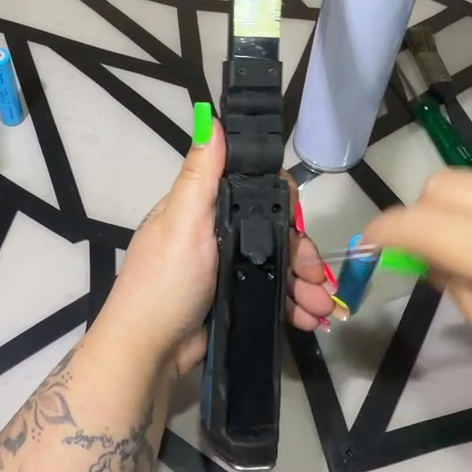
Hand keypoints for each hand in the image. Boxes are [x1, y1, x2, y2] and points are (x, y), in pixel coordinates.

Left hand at [98, 122, 335, 372]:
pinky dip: (293, 305)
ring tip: (320, 310)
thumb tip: (211, 120)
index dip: (283, 205)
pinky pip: (272, 293)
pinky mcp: (234, 299)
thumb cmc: (165, 282)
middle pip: (274, 232)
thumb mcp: (182, 223)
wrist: (150, 351)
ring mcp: (226, 269)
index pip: (254, 191)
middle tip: (320, 282)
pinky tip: (308, 319)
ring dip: (305, 285)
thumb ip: (201, 176)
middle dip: (302, 256)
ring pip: (278, 265)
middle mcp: (215, 234)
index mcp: (201, 209)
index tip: (299, 224)